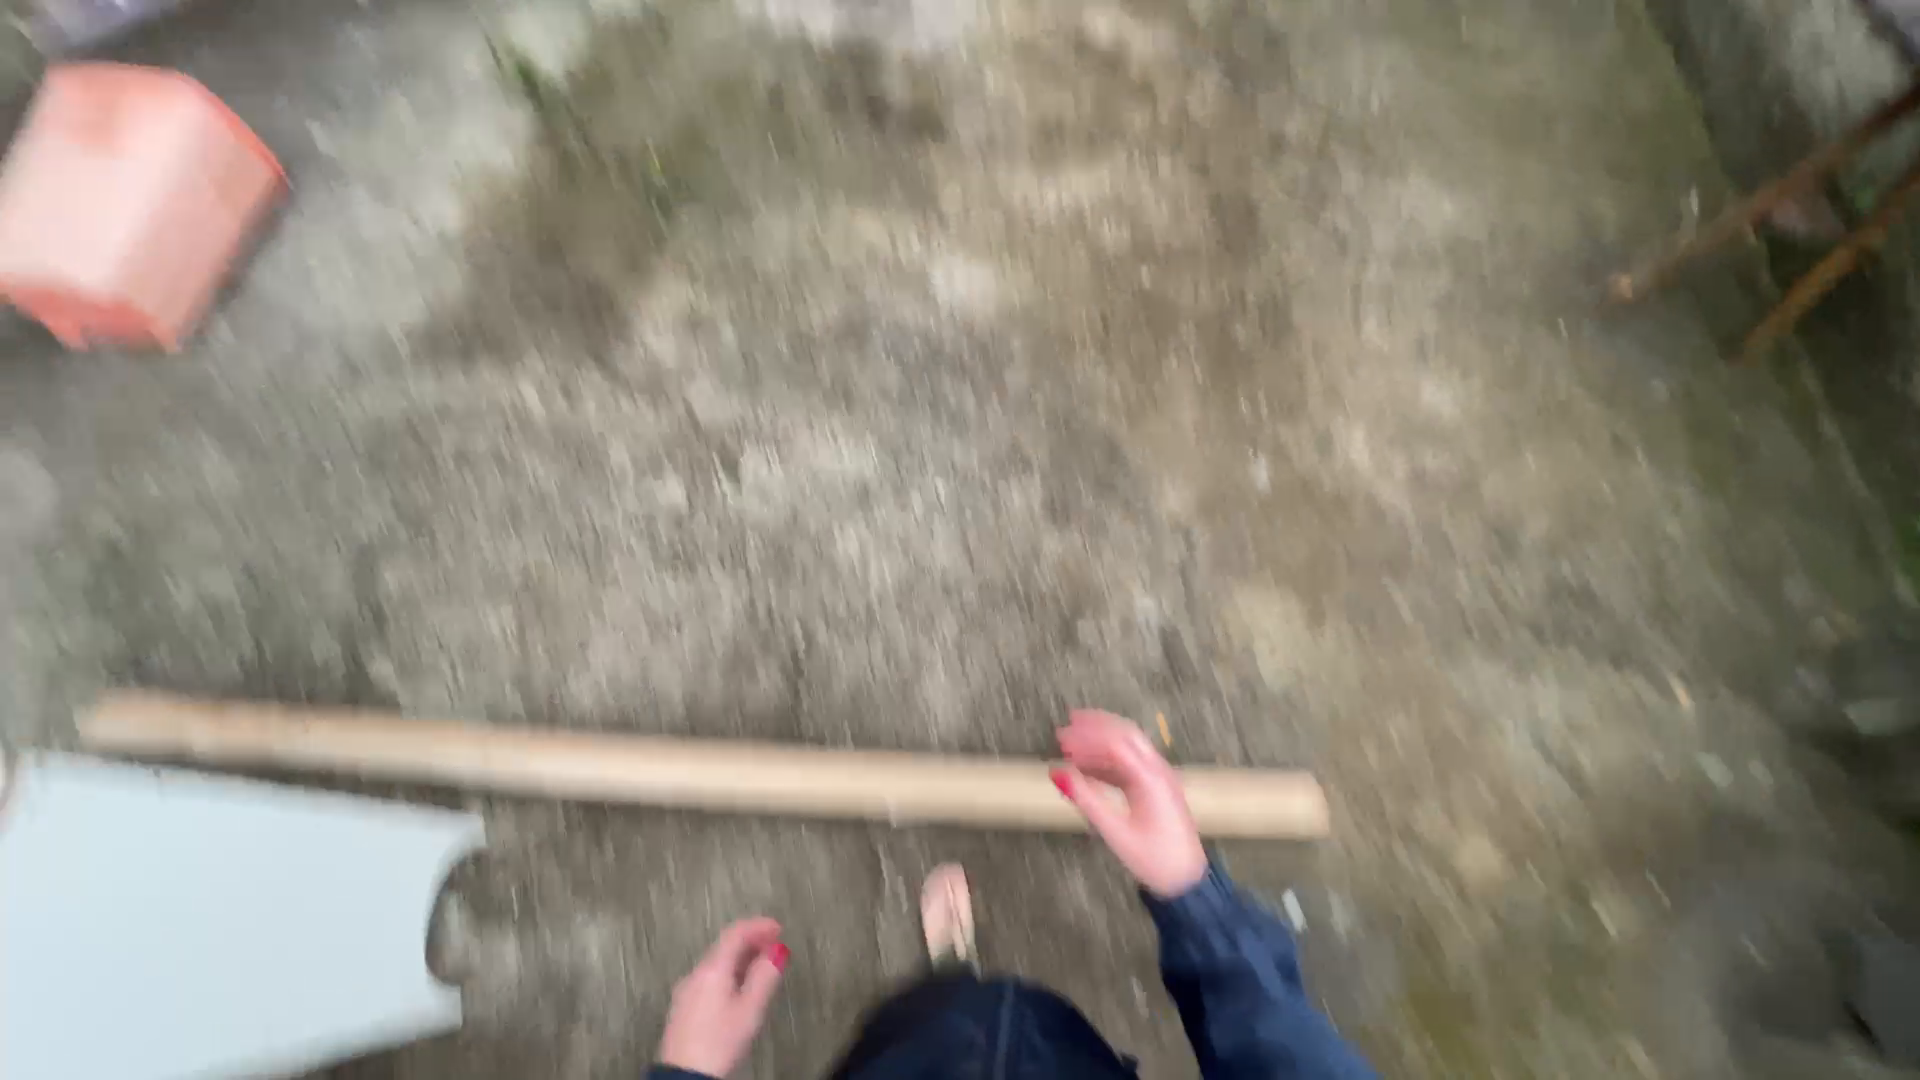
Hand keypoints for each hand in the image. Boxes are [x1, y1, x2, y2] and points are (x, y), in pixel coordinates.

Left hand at [657, 917, 789, 1077]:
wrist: (683, 1079)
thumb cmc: (720, 1041)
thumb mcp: (749, 1009)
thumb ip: (765, 976)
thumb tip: (777, 950)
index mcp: (712, 968)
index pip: (736, 932)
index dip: (759, 925)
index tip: (778, 928)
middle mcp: (695, 973)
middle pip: (725, 946)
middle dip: (751, 942)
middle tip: (774, 946)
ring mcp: (686, 990)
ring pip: (717, 963)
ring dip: (740, 959)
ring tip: (761, 967)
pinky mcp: (682, 1008)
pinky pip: (709, 978)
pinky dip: (728, 973)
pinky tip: (738, 989)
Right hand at [1052, 709, 1208, 897]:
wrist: (1187, 882)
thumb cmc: (1154, 860)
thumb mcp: (1115, 831)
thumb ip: (1085, 799)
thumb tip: (1057, 773)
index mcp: (1151, 778)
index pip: (1114, 743)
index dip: (1086, 737)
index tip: (1061, 738)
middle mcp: (1158, 770)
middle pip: (1125, 734)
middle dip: (1095, 726)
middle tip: (1068, 725)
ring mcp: (1160, 777)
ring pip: (1128, 746)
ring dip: (1100, 742)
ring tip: (1072, 747)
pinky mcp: (1157, 787)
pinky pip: (1131, 763)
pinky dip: (1108, 760)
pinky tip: (1088, 767)